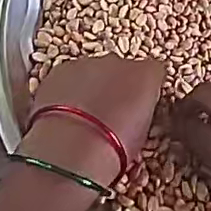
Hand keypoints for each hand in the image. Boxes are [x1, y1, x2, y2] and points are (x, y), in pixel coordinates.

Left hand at [28, 56, 165, 165]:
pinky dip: (67, 92)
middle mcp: (117, 61)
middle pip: (121, 69)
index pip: (152, 72)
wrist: (70, 147)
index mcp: (146, 75)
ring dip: (90, 88)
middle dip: (116, 87)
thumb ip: (140, 115)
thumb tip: (133, 117)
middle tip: (111, 116)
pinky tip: (63, 115)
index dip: (145, 91)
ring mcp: (85, 63)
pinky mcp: (58, 70)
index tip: (139, 110)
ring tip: (84, 120)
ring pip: (91, 71)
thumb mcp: (141, 137)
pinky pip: (67, 78)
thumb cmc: (114, 149)